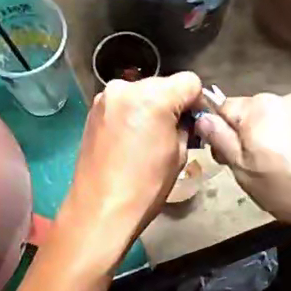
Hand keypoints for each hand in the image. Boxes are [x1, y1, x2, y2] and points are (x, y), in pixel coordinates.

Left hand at [56, 72, 202, 260]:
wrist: (100, 209)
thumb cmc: (145, 187)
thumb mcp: (178, 155)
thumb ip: (184, 126)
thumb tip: (184, 119)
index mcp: (152, 97)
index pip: (189, 81)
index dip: (197, 101)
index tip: (195, 121)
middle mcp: (125, 89)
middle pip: (164, 84)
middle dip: (173, 103)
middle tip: (175, 132)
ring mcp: (105, 98)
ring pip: (142, 93)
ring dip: (151, 108)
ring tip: (151, 139)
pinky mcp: (93, 111)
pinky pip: (124, 103)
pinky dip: (133, 115)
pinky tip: (133, 141)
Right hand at [194, 92, 290, 233]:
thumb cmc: (288, 187)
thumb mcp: (244, 170)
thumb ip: (220, 140)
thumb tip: (202, 117)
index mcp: (257, 106)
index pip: (221, 107)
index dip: (217, 132)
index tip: (224, 158)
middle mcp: (280, 98)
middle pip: (247, 113)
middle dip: (243, 136)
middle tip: (250, 169)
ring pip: (268, 120)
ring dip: (264, 139)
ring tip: (274, 170)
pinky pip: (289, 126)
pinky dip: (284, 142)